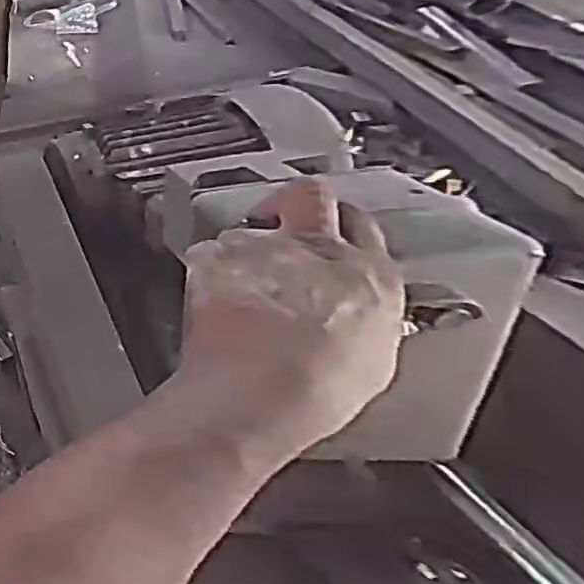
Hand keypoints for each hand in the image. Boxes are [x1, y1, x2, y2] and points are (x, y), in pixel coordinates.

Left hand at [178, 177, 405, 457]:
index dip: (341, 224)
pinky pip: (210, 252)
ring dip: (245, 252)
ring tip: (240, 291)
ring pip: (248, 230)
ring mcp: (258, 247)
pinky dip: (210, 269)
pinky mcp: (213, 255)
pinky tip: (216, 299)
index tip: (329, 230)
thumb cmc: (315, 387)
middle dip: (296, 201)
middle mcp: (314, 249)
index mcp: (368, 274)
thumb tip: (352, 309)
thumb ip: (363, 312)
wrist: (257, 388)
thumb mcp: (374, 353)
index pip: (361, 224)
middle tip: (281, 216)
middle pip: (310, 196)